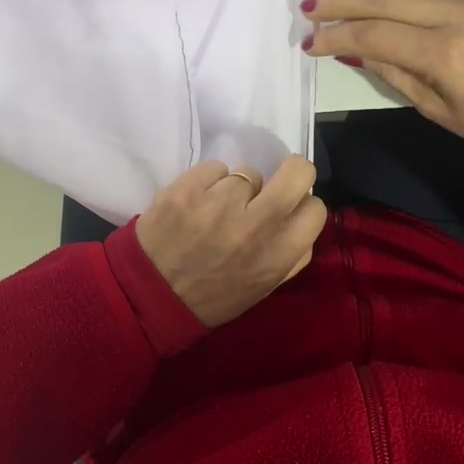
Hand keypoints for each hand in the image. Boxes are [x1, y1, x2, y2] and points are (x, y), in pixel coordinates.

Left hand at [134, 156, 327, 327]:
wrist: (148, 295)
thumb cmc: (212, 296)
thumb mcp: (263, 287)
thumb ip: (292, 255)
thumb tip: (304, 215)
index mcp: (277, 256)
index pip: (316, 209)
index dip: (304, 205)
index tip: (290, 210)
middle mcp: (255, 226)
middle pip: (298, 172)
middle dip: (293, 171)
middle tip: (275, 183)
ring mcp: (219, 204)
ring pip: (247, 174)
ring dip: (236, 189)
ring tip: (216, 213)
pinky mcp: (188, 188)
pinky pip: (215, 168)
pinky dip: (208, 182)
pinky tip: (195, 205)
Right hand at [303, 0, 463, 154]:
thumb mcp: (434, 108)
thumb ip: (391, 72)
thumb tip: (352, 49)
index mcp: (447, 55)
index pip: (376, 35)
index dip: (338, 36)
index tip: (311, 41)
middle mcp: (462, 15)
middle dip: (344, 3)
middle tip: (311, 7)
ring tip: (341, 3)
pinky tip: (388, 0)